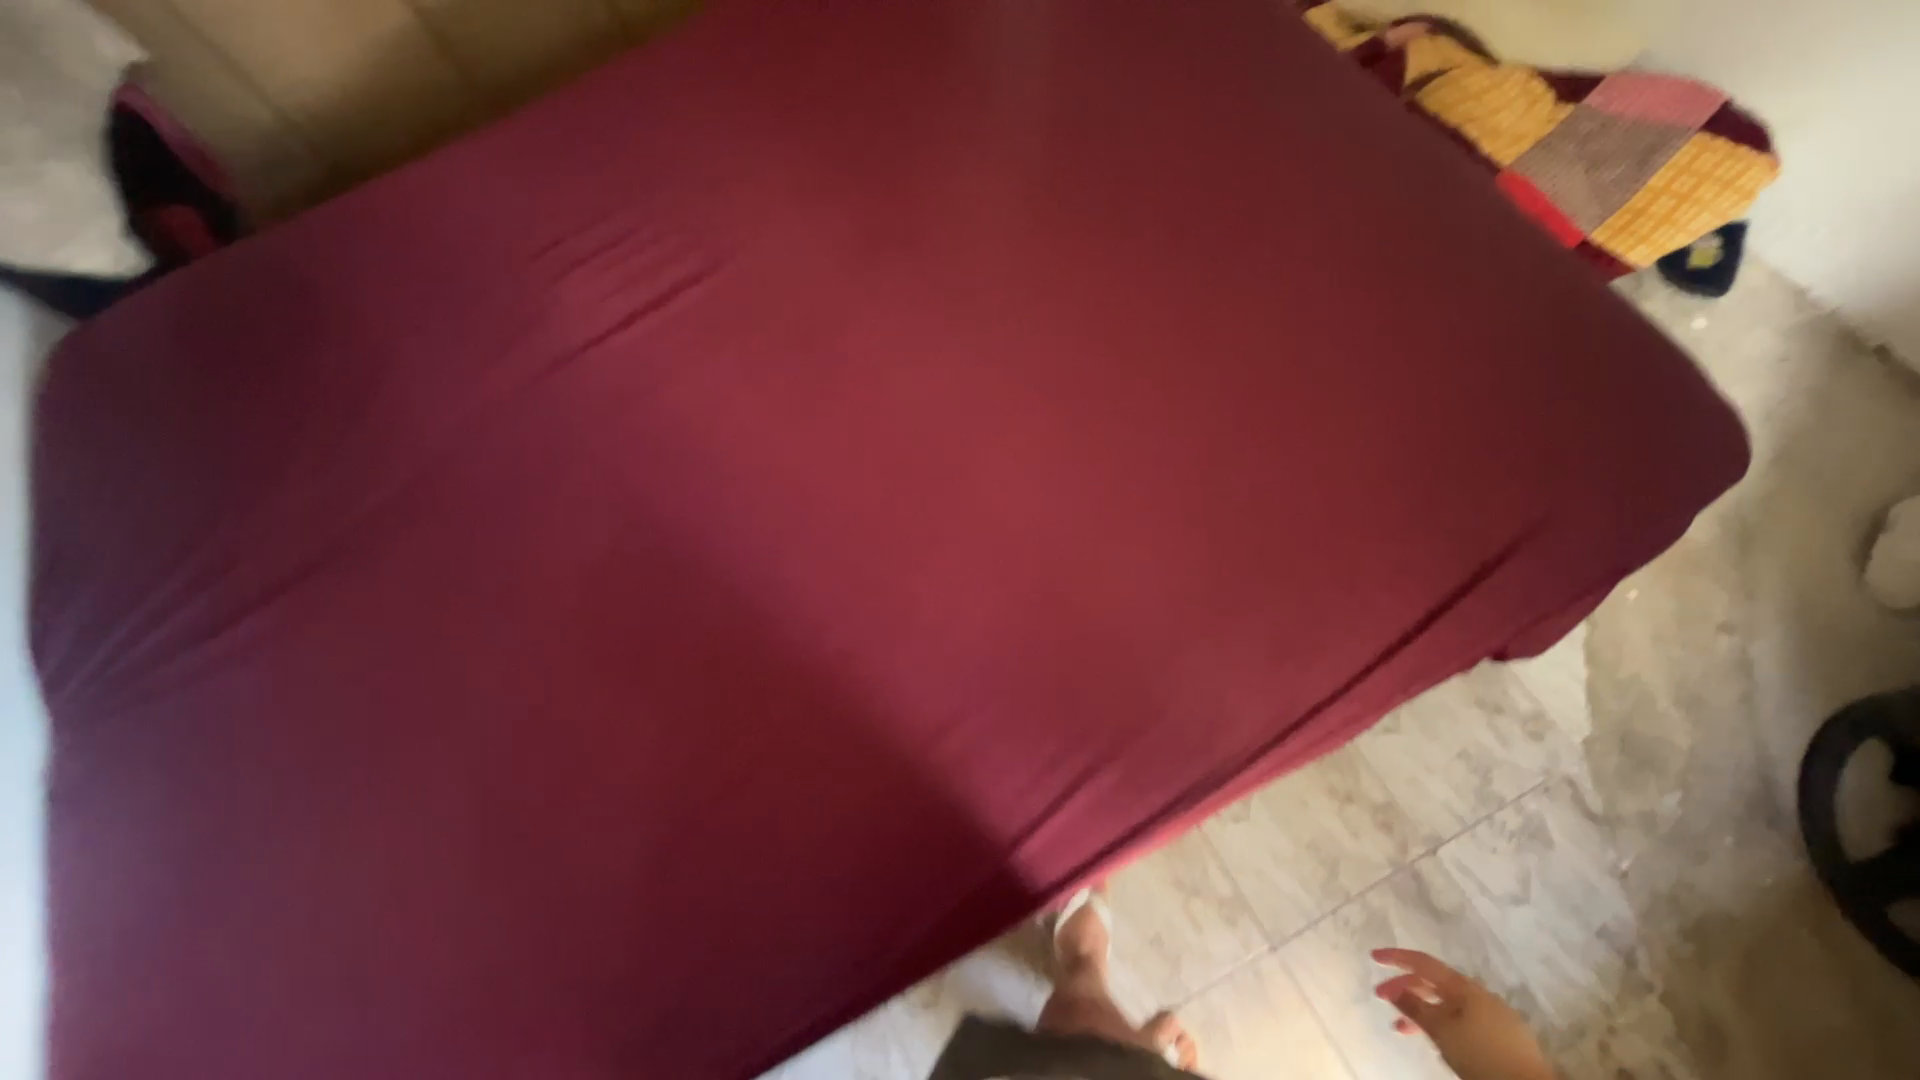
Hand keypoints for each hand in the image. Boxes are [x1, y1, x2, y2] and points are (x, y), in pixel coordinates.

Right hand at [1372, 948, 1555, 1079]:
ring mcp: (1494, 1014)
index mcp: (1463, 986)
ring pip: (1448, 1005)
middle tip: (1382, 999)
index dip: (1396, 957)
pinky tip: (1438, 1040)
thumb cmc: (1480, 1054)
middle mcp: (1478, 993)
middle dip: (1406, 988)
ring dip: (1423, 1011)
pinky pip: (1464, 1020)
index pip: (1423, 962)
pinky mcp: (1504, 1035)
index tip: (1373, 957)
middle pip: (1434, 983)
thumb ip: (1415, 1007)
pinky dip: (1443, 1023)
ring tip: (1403, 1030)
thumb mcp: (1441, 1031)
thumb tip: (1393, 989)